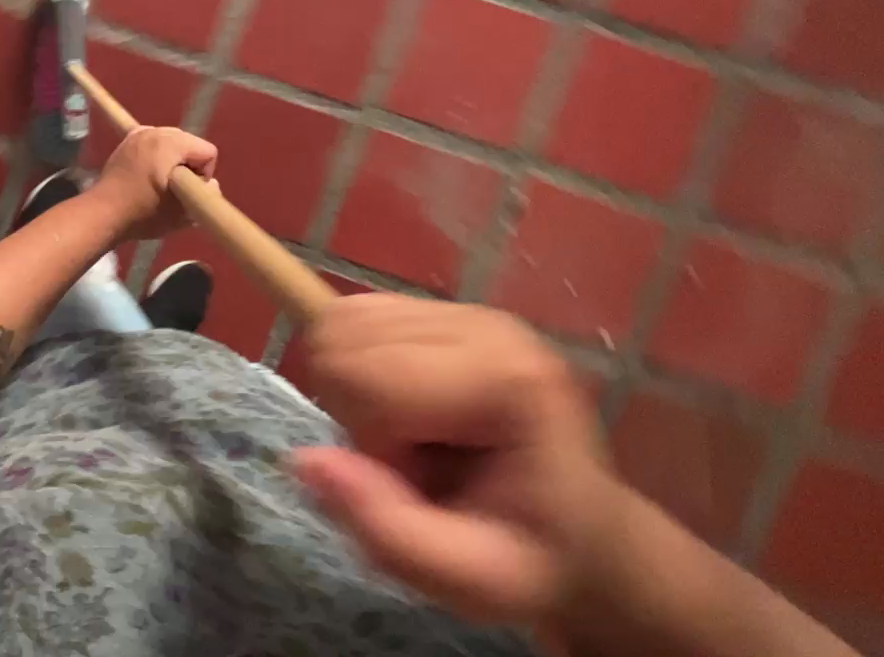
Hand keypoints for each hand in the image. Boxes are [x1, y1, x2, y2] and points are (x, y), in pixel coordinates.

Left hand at [90, 125, 216, 241]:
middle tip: (176, 187)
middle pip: (190, 143)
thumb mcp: (184, 212)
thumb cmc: (145, 212)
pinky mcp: (126, 141)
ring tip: (161, 181)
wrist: (105, 212)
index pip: (207, 151)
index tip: (188, 191)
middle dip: (189, 163)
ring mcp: (138, 134)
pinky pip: (152, 141)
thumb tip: (210, 184)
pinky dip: (156, 153)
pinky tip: (149, 170)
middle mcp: (155, 131)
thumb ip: (207, 195)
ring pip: (171, 141)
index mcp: (171, 143)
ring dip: (172, 158)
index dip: (204, 174)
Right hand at [286, 294, 627, 628]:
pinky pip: (345, 316)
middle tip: (410, 457)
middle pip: (341, 340)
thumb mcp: (468, 578)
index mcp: (508, 380)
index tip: (421, 480)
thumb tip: (306, 460)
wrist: (577, 526)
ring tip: (408, 432)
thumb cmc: (527, 556)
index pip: (365, 373)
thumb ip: (388, 531)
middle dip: (353, 408)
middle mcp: (484, 326)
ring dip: (350, 386)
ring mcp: (458, 309)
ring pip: (336, 323)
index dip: (370, 437)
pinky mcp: (432, 305)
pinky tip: (399, 403)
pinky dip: (350, 364)